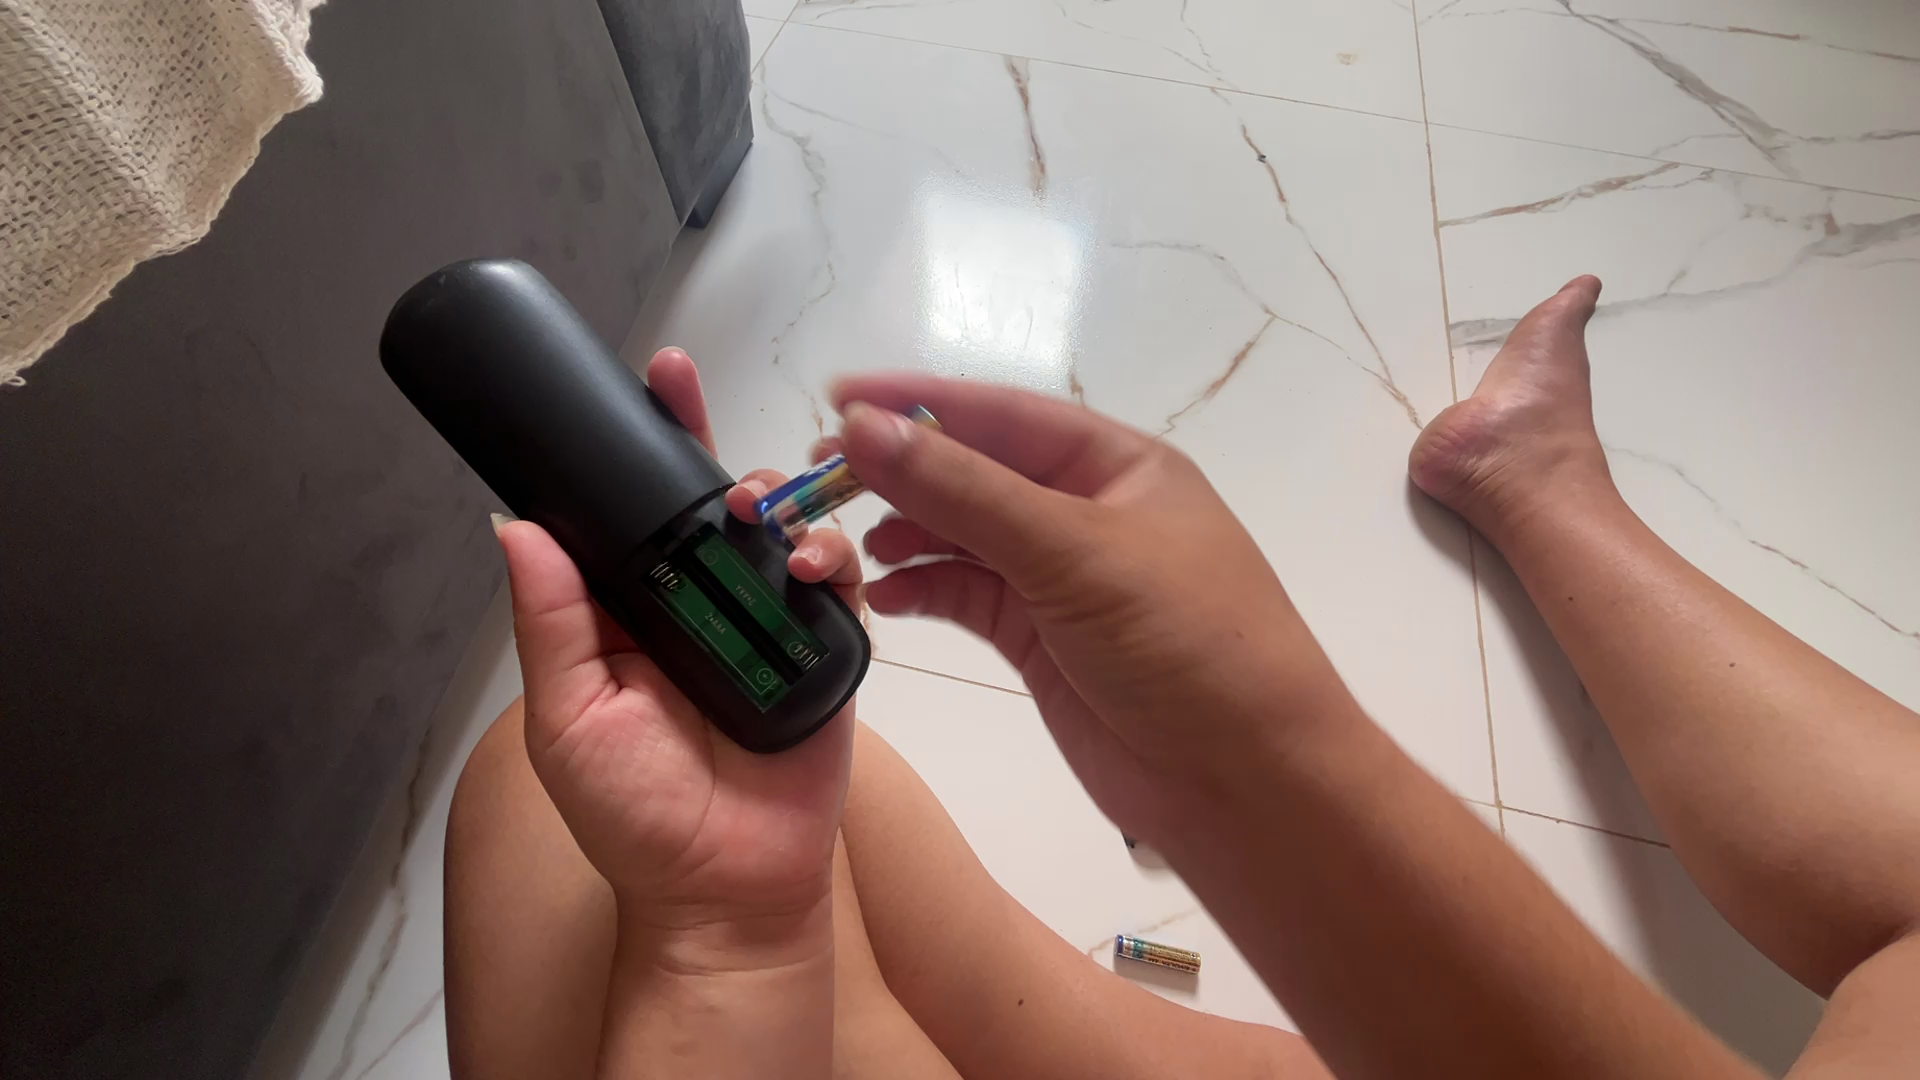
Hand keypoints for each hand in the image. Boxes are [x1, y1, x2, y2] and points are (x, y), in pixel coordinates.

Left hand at [498, 348, 862, 934]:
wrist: (730, 883)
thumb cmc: (638, 813)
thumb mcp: (570, 719)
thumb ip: (553, 624)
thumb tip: (514, 528)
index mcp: (645, 612)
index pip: (648, 514)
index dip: (653, 447)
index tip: (659, 380)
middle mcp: (712, 604)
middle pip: (728, 510)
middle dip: (726, 461)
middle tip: (712, 436)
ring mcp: (775, 622)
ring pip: (790, 533)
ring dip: (783, 505)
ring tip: (762, 515)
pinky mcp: (827, 647)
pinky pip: (839, 585)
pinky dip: (832, 559)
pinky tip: (812, 565)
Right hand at [833, 376, 1360, 841]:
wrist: (1241, 781)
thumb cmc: (1179, 640)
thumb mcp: (1071, 550)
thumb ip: (963, 490)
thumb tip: (864, 424)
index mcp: (1113, 464)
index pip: (1000, 413)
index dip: (918, 400)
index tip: (839, 395)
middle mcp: (1082, 512)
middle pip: (975, 473)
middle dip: (902, 470)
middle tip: (823, 472)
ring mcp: (1058, 578)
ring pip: (965, 536)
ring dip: (909, 532)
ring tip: (853, 541)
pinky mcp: (1038, 636)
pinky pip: (967, 596)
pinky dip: (925, 590)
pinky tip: (886, 595)